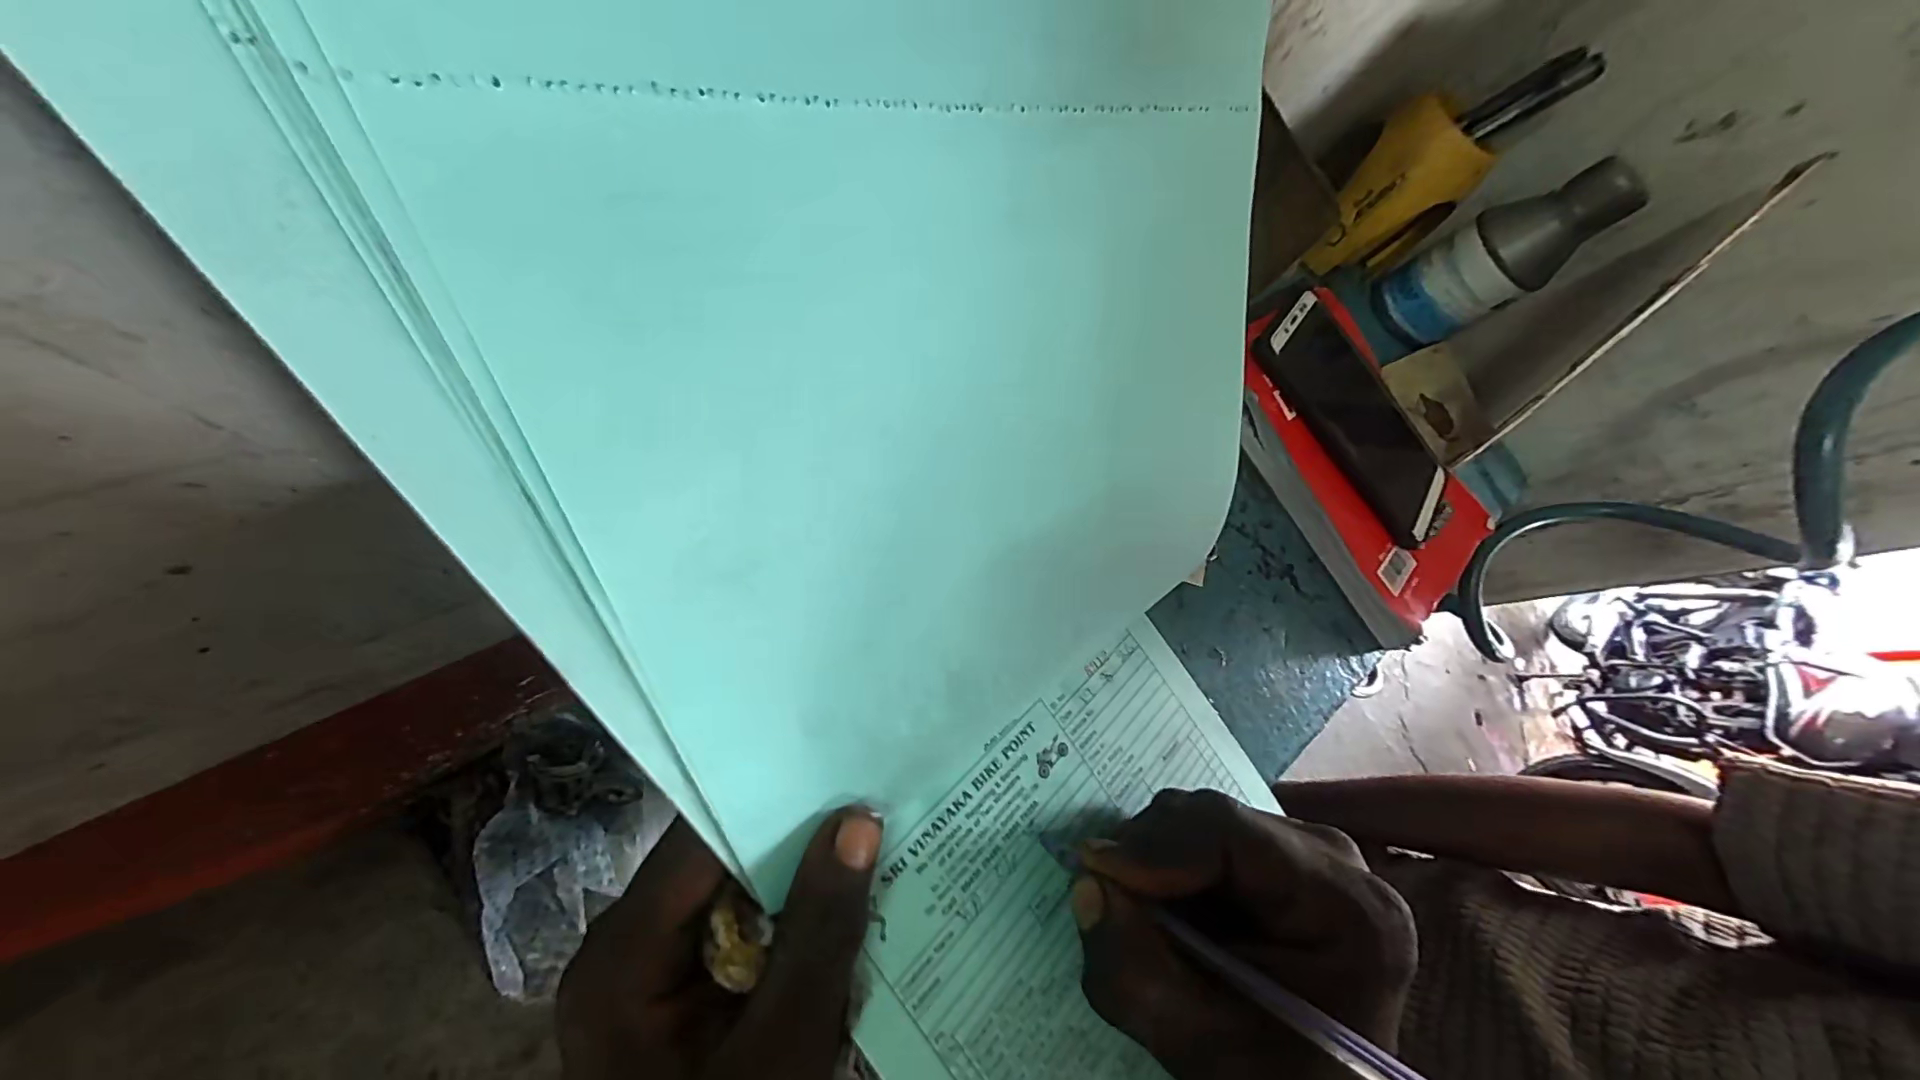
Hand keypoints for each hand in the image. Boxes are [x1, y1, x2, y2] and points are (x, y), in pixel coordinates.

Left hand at [556, 807, 883, 1079]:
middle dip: (795, 839)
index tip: (839, 773)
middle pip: (719, 862)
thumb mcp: (783, 1049)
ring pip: (738, 892)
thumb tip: (857, 820)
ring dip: (801, 877)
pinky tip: (845, 901)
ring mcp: (657, 970)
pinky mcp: (688, 991)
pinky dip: (794, 917)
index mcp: (620, 958)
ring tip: (869, 837)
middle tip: (868, 801)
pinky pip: (745, 928)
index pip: (699, 844)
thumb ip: (820, 931)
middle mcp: (629, 947)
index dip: (769, 803)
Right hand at [1073, 789, 1416, 1079]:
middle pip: (1212, 819)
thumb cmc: (1269, 1075)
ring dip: (1155, 861)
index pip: (1230, 834)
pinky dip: (1170, 863)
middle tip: (1114, 903)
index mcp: (1351, 908)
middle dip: (1148, 856)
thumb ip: (1133, 971)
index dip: (1154, 846)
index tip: (1095, 871)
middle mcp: (1338, 859)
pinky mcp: (1282, 849)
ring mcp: (1310, 848)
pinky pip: (1205, 832)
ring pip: (1201, 820)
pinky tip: (1171, 907)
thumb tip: (1089, 885)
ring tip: (1146, 916)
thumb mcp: (1195, 1044)